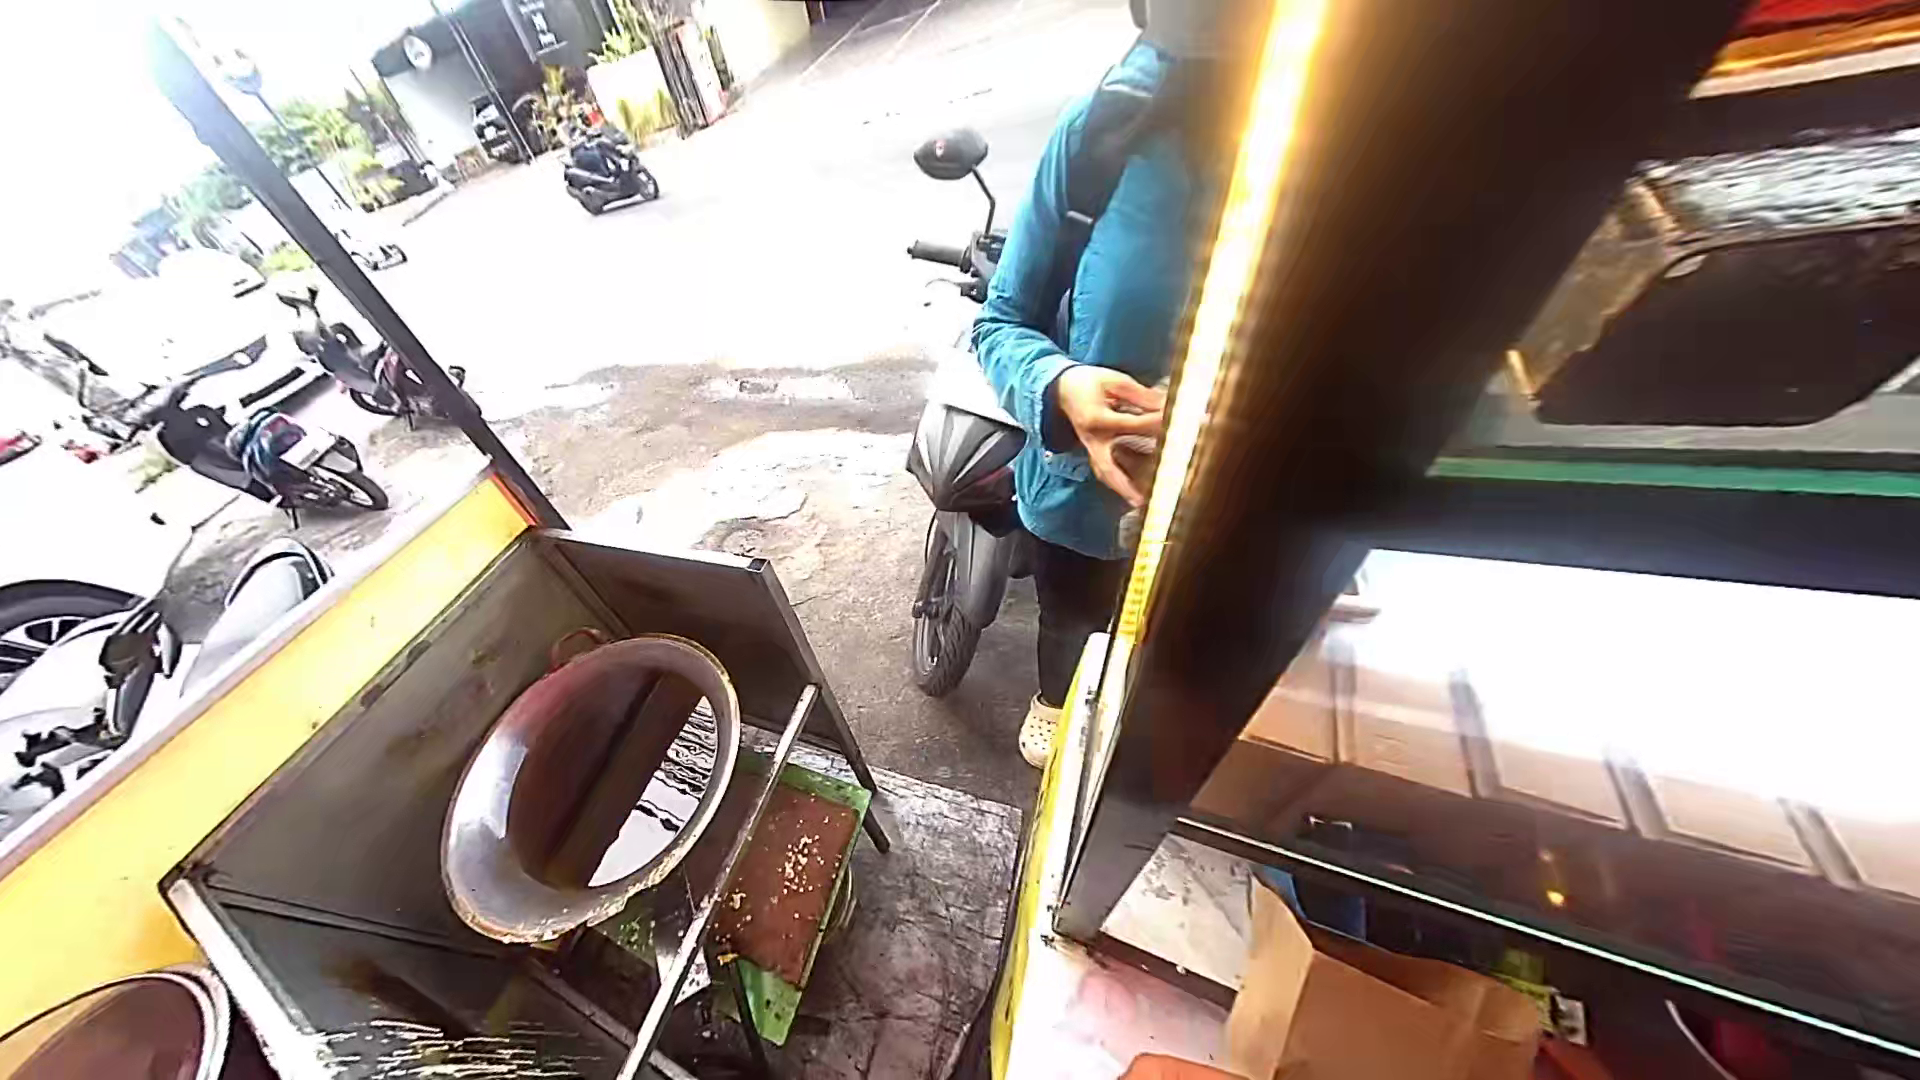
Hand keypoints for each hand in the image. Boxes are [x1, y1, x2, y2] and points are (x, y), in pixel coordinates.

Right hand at [1053, 365, 1165, 505]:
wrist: (1061, 388)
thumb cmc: (1088, 382)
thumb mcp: (1114, 381)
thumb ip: (1140, 396)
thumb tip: (1166, 406)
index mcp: (1096, 419)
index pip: (1134, 425)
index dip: (1157, 422)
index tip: (1178, 422)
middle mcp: (1092, 439)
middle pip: (1109, 466)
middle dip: (1125, 483)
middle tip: (1144, 499)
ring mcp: (1090, 447)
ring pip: (1105, 473)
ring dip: (1121, 488)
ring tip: (1140, 502)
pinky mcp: (1092, 450)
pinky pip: (1104, 469)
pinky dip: (1117, 481)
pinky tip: (1132, 491)